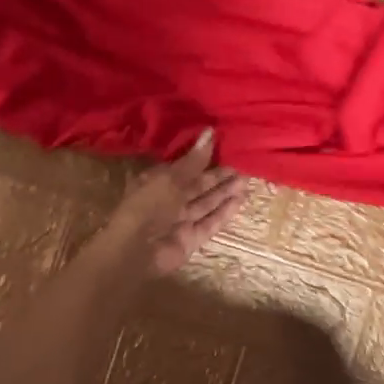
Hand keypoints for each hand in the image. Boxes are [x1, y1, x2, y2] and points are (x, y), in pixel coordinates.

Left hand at [96, 130, 249, 276]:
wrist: (136, 251)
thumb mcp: (170, 179)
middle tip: (242, 163)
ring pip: (207, 203)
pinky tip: (241, 200)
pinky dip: (224, 212)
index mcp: (157, 181)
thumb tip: (210, 132)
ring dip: (225, 192)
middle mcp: (169, 199)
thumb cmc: (148, 206)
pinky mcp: (192, 238)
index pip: (183, 166)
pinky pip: (211, 222)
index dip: (202, 158)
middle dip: (219, 176)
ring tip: (247, 179)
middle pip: (198, 185)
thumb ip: (194, 160)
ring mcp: (181, 220)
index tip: (224, 146)